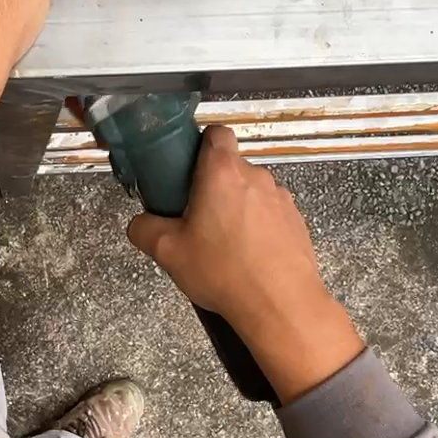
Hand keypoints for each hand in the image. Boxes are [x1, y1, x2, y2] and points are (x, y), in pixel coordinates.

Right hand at [127, 126, 363, 401]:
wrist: (280, 305)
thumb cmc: (222, 271)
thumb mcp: (167, 252)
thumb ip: (144, 229)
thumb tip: (140, 223)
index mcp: (222, 172)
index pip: (216, 133)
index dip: (201, 146)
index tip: (187, 172)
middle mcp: (255, 176)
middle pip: (230, 167)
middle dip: (213, 188)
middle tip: (195, 221)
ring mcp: (281, 199)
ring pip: (251, 193)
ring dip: (236, 209)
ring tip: (224, 247)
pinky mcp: (297, 222)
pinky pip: (270, 215)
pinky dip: (258, 228)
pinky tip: (248, 259)